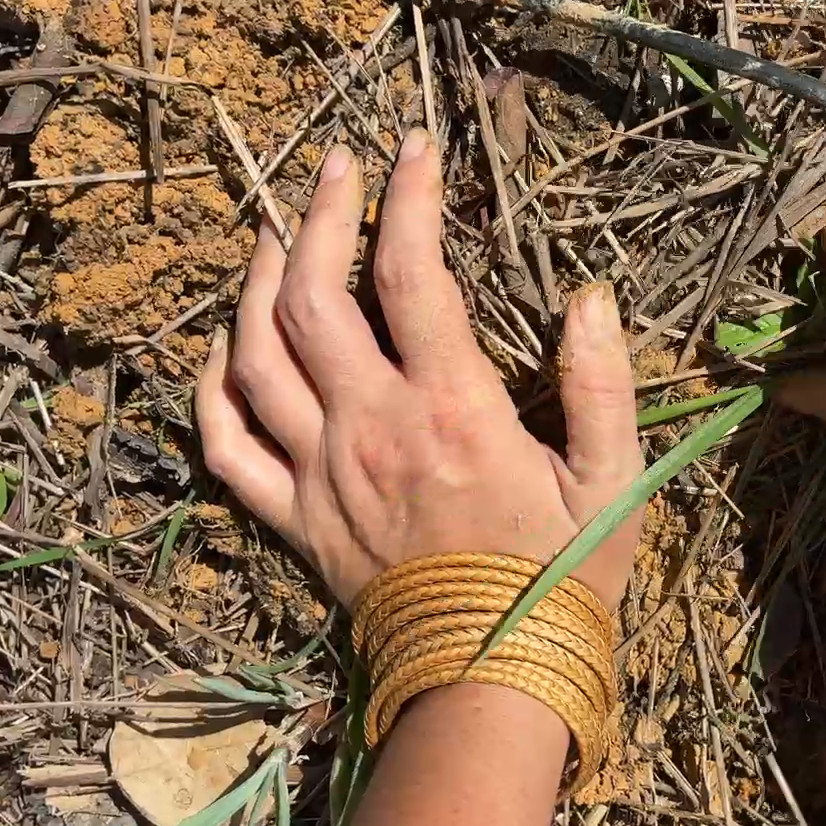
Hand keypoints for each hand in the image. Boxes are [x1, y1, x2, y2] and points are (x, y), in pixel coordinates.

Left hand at [195, 133, 642, 607]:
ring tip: (278, 234)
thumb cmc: (563, 576)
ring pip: (254, 355)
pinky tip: (222, 350)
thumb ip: (605, 386)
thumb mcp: (614, 481)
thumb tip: (589, 296)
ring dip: (258, 282)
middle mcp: (371, 428)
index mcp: (454, 411)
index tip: (414, 150)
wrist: (493, 675)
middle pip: (314, 298)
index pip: (412, 276)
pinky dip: (210, 387)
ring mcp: (320, 474)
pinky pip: (225, 444)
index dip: (409, 201)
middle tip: (336, 165)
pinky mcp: (295, 520)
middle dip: (322, 214)